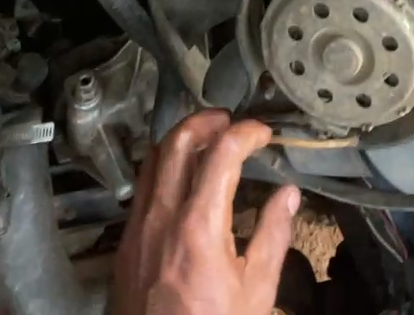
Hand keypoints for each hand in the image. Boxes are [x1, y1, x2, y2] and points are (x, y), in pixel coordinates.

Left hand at [110, 110, 300, 314]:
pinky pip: (141, 187)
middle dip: (207, 121)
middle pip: (178, 141)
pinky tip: (182, 182)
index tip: (263, 134)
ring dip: (181, 140)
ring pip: (153, 159)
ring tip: (206, 141)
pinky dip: (163, 168)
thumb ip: (273, 235)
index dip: (247, 132)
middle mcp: (161, 217)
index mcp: (198, 225)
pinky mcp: (125, 244)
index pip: (222, 152)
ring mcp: (137, 229)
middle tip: (230, 122)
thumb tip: (288, 194)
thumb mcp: (256, 292)